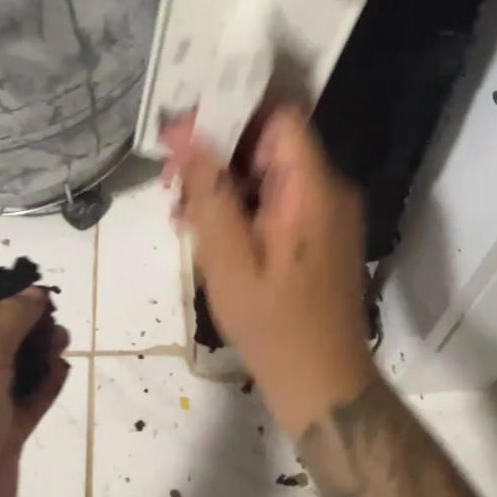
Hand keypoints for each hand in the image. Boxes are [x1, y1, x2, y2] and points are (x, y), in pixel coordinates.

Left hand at [0, 287, 69, 496]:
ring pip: (14, 366)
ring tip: (63, 338)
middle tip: (51, 309)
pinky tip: (64, 367)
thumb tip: (33, 293)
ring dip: (38, 349)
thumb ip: (9, 317)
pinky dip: (46, 383)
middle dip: (21, 318)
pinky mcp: (3, 435)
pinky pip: (29, 400)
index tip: (18, 279)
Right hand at [165, 106, 375, 438]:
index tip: (184, 134)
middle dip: (215, 151)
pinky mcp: (318, 229)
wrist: (323, 383)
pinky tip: (204, 228)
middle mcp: (327, 187)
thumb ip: (209, 190)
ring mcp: (326, 209)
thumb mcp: (228, 257)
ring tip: (179, 210)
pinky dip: (240, 202)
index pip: (278, 115)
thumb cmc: (274, 325)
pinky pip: (276, 195)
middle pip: (268, 141)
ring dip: (222, 180)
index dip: (230, 112)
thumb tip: (188, 135)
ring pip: (267, 169)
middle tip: (169, 177)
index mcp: (312, 187)